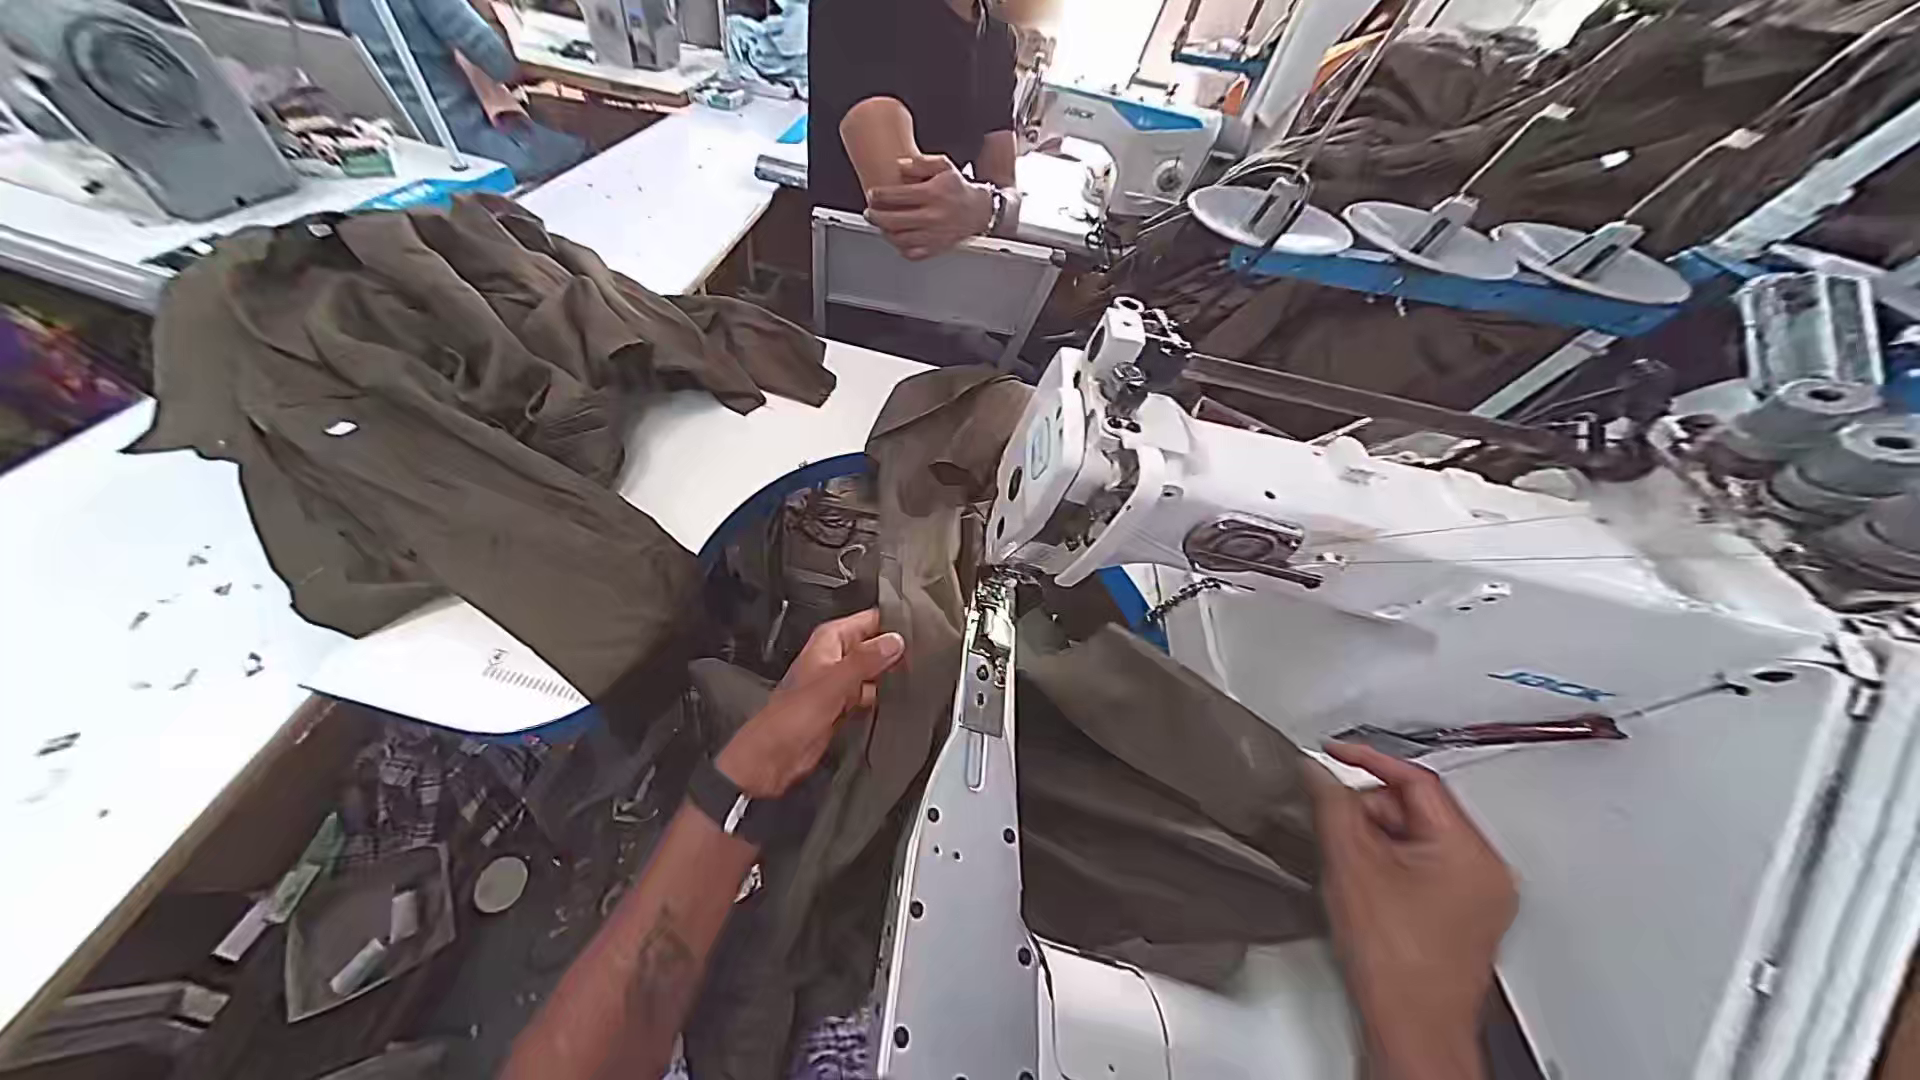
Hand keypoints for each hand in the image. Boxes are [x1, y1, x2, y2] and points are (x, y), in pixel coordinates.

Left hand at [715, 609, 904, 798]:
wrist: (773, 758)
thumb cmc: (787, 719)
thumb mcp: (833, 682)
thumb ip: (866, 659)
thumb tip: (894, 640)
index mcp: (828, 641)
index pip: (869, 619)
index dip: (893, 622)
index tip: (919, 627)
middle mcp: (834, 658)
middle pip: (875, 644)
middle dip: (896, 649)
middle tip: (924, 654)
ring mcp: (839, 682)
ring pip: (874, 670)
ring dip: (891, 674)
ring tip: (915, 676)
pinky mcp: (843, 705)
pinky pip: (870, 693)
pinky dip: (883, 696)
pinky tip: (897, 699)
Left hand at [864, 154, 994, 259]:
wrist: (978, 212)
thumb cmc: (957, 189)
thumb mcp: (943, 166)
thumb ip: (920, 163)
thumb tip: (900, 166)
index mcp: (933, 194)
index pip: (899, 196)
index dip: (880, 195)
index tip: (872, 194)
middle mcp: (933, 217)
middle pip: (895, 221)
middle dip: (876, 217)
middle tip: (870, 212)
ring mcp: (934, 236)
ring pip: (900, 239)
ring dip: (885, 233)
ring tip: (880, 225)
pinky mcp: (935, 249)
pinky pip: (912, 253)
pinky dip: (900, 248)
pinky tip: (896, 239)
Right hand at [1306, 742, 1517, 1079]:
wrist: (1409, 1025)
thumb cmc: (1395, 961)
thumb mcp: (1350, 861)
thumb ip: (1331, 802)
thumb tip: (1316, 769)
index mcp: (1469, 853)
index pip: (1417, 780)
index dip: (1367, 759)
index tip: (1334, 752)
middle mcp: (1484, 871)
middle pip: (1414, 807)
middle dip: (1368, 811)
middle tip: (1337, 829)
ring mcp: (1477, 893)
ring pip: (1413, 834)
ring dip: (1374, 838)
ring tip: (1351, 867)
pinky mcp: (1460, 909)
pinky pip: (1418, 860)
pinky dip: (1385, 860)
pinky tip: (1364, 882)